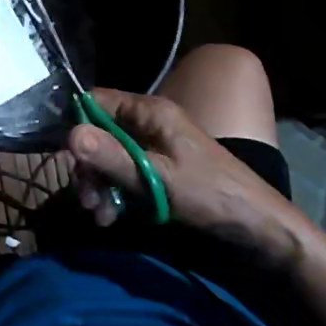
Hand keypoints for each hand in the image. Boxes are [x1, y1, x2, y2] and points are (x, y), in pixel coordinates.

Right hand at [66, 89, 312, 266]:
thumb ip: (113, 157)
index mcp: (151, 111)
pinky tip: (111, 217)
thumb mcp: (157, 178)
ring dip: (99, 185)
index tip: (71, 161)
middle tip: (87, 201)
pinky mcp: (158, 169)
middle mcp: (149, 122)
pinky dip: (114, 193)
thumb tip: (70, 135)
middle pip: (99, 133)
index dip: (78, 127)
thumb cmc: (208, 194)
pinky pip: (124, 173)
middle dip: (89, 167)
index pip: (97, 101)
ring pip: (109, 157)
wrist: (255, 223)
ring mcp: (154, 146)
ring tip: (100, 215)